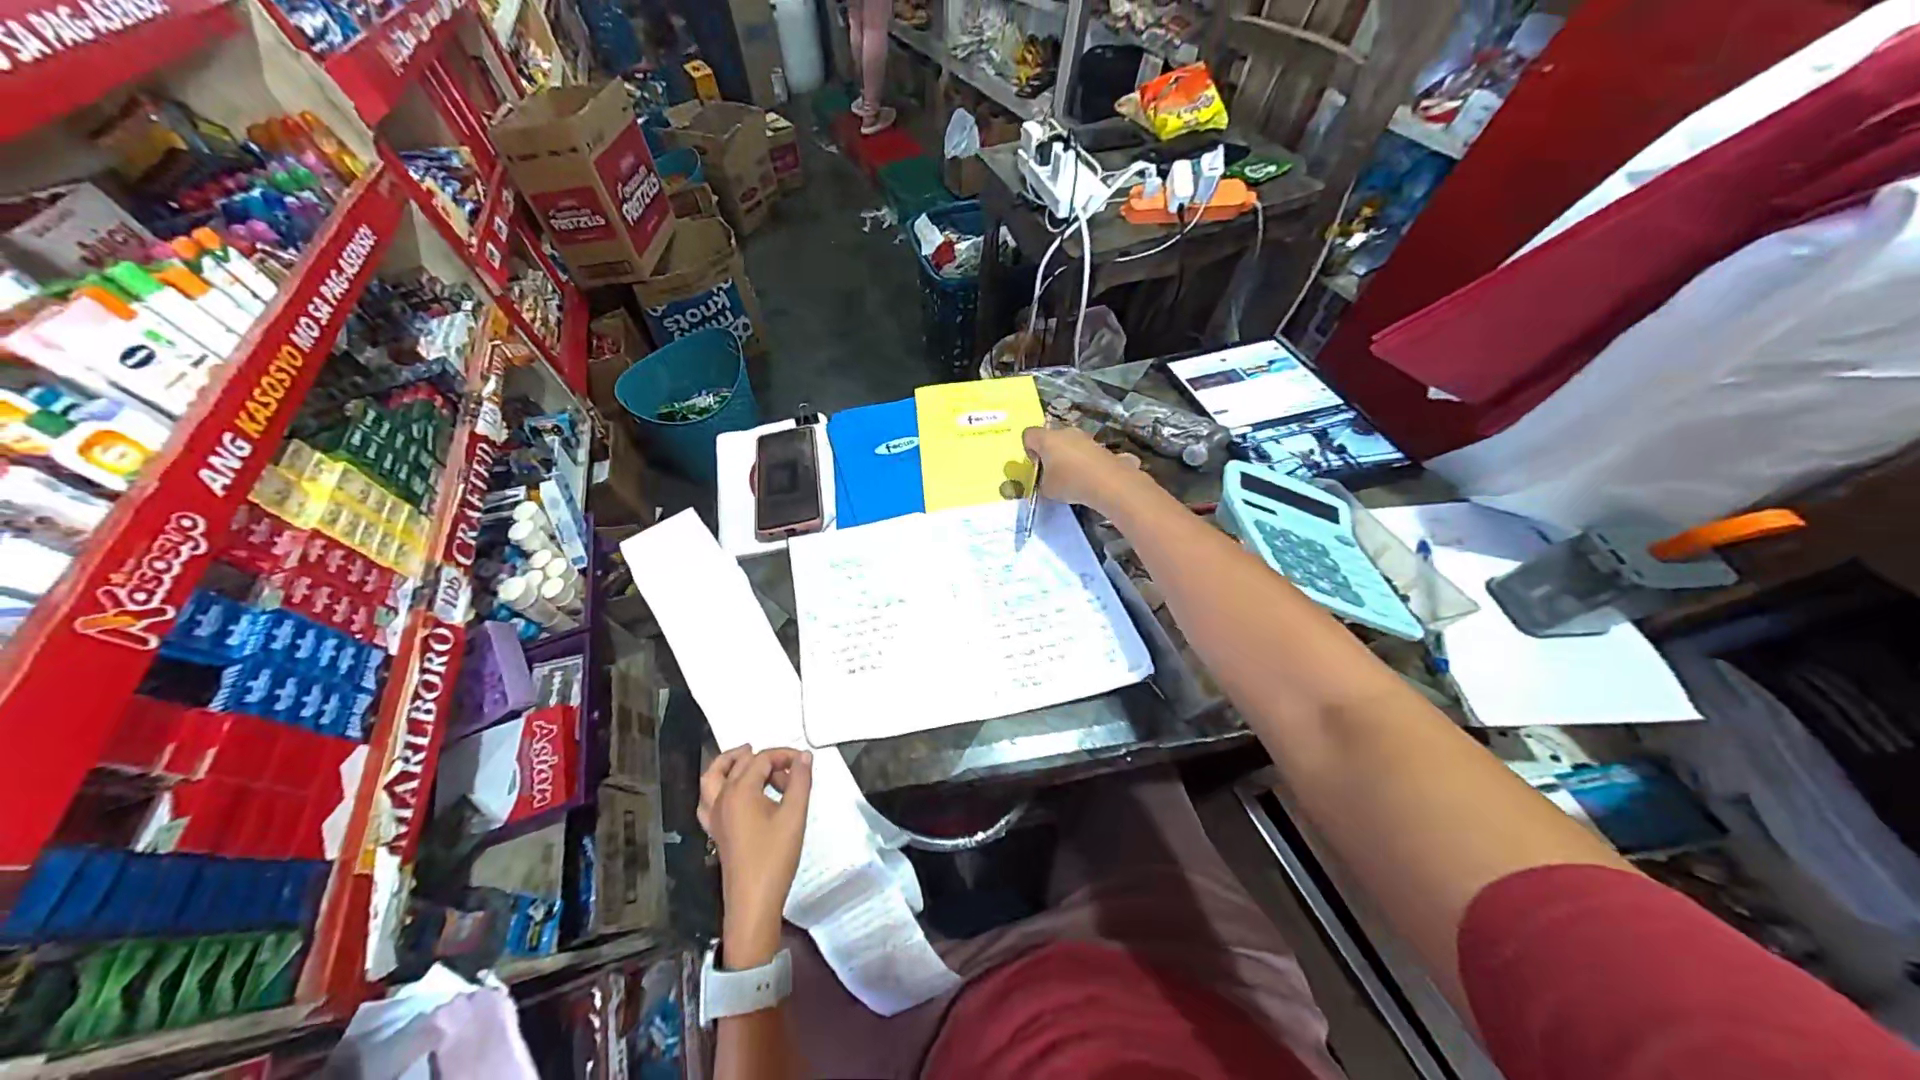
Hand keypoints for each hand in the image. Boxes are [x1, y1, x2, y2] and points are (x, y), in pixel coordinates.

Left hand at [699, 746, 812, 967]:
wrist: (754, 900)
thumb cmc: (775, 857)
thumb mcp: (794, 815)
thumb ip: (800, 781)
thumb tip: (804, 757)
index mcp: (740, 791)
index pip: (762, 759)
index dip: (785, 756)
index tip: (805, 764)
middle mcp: (722, 798)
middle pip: (739, 764)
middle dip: (765, 760)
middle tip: (788, 769)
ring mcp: (714, 815)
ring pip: (713, 777)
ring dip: (730, 764)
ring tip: (748, 758)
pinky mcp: (715, 831)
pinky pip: (708, 800)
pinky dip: (719, 787)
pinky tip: (732, 792)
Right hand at [1022, 425, 1144, 512]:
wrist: (1108, 482)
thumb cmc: (1069, 482)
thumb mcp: (1047, 489)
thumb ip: (1042, 481)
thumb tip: (1047, 480)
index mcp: (1046, 439)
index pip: (1028, 435)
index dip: (1028, 449)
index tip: (1036, 465)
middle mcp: (1065, 432)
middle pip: (1051, 438)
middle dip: (1050, 454)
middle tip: (1052, 473)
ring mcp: (1085, 437)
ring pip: (1069, 444)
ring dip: (1067, 457)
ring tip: (1072, 478)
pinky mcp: (1100, 446)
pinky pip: (1085, 452)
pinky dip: (1083, 462)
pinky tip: (1087, 478)